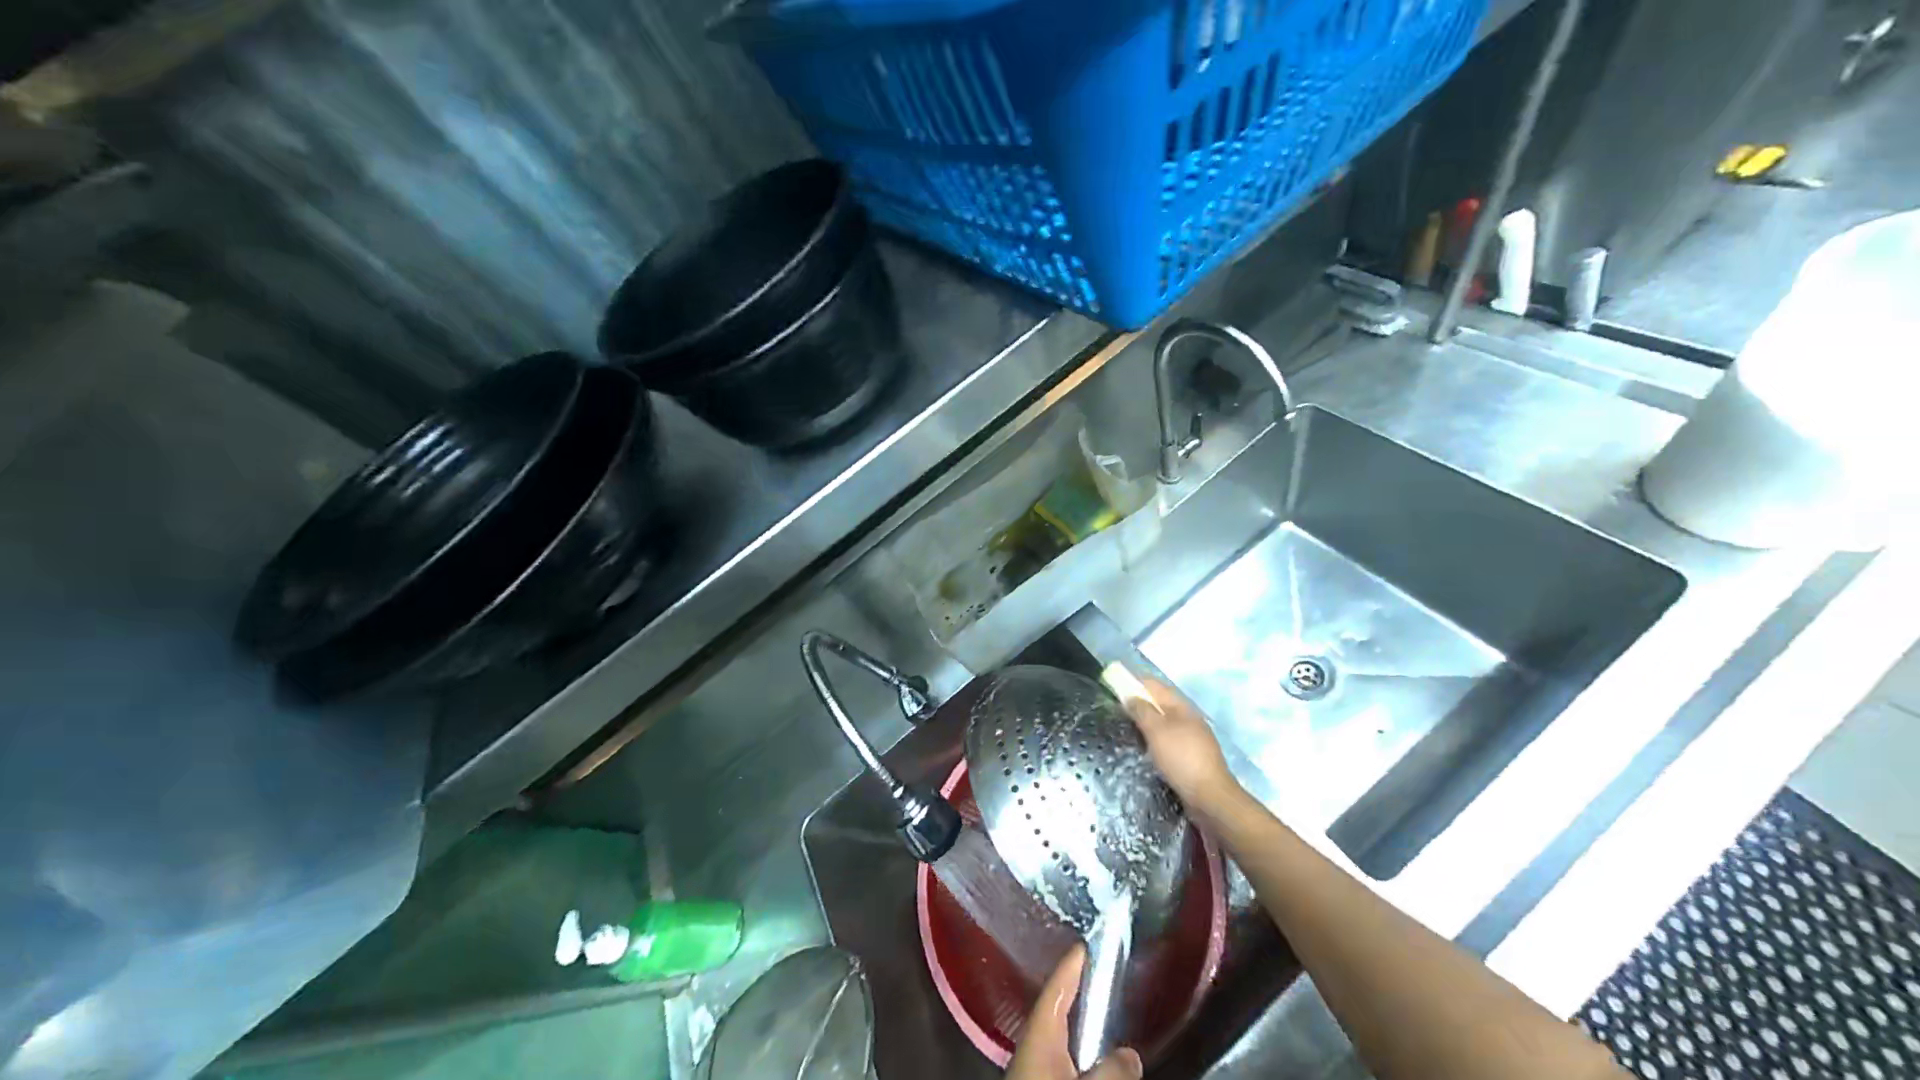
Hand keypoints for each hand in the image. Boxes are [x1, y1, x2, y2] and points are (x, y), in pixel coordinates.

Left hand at [1005, 946, 1143, 1079]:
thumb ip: (1111, 1072)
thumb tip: (1130, 1055)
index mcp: (1039, 1036)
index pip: (1056, 989)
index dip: (1071, 967)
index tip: (1085, 944)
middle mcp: (1033, 1048)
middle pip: (1056, 1012)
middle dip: (1076, 994)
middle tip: (1101, 973)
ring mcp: (1034, 1071)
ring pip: (1059, 1041)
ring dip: (1079, 1027)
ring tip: (1106, 1013)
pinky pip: (1060, 1063)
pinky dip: (1078, 1054)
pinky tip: (1095, 1059)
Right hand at [1108, 670, 1243, 820]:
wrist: (1209, 796)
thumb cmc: (1181, 758)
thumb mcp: (1157, 731)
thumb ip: (1142, 711)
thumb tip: (1130, 696)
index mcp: (1182, 707)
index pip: (1155, 686)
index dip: (1135, 681)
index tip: (1115, 682)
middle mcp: (1188, 718)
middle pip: (1161, 703)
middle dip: (1140, 701)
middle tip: (1117, 706)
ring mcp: (1192, 737)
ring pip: (1165, 722)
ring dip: (1147, 721)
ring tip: (1128, 725)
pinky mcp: (1192, 756)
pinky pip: (1169, 739)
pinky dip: (1155, 738)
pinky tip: (1147, 747)